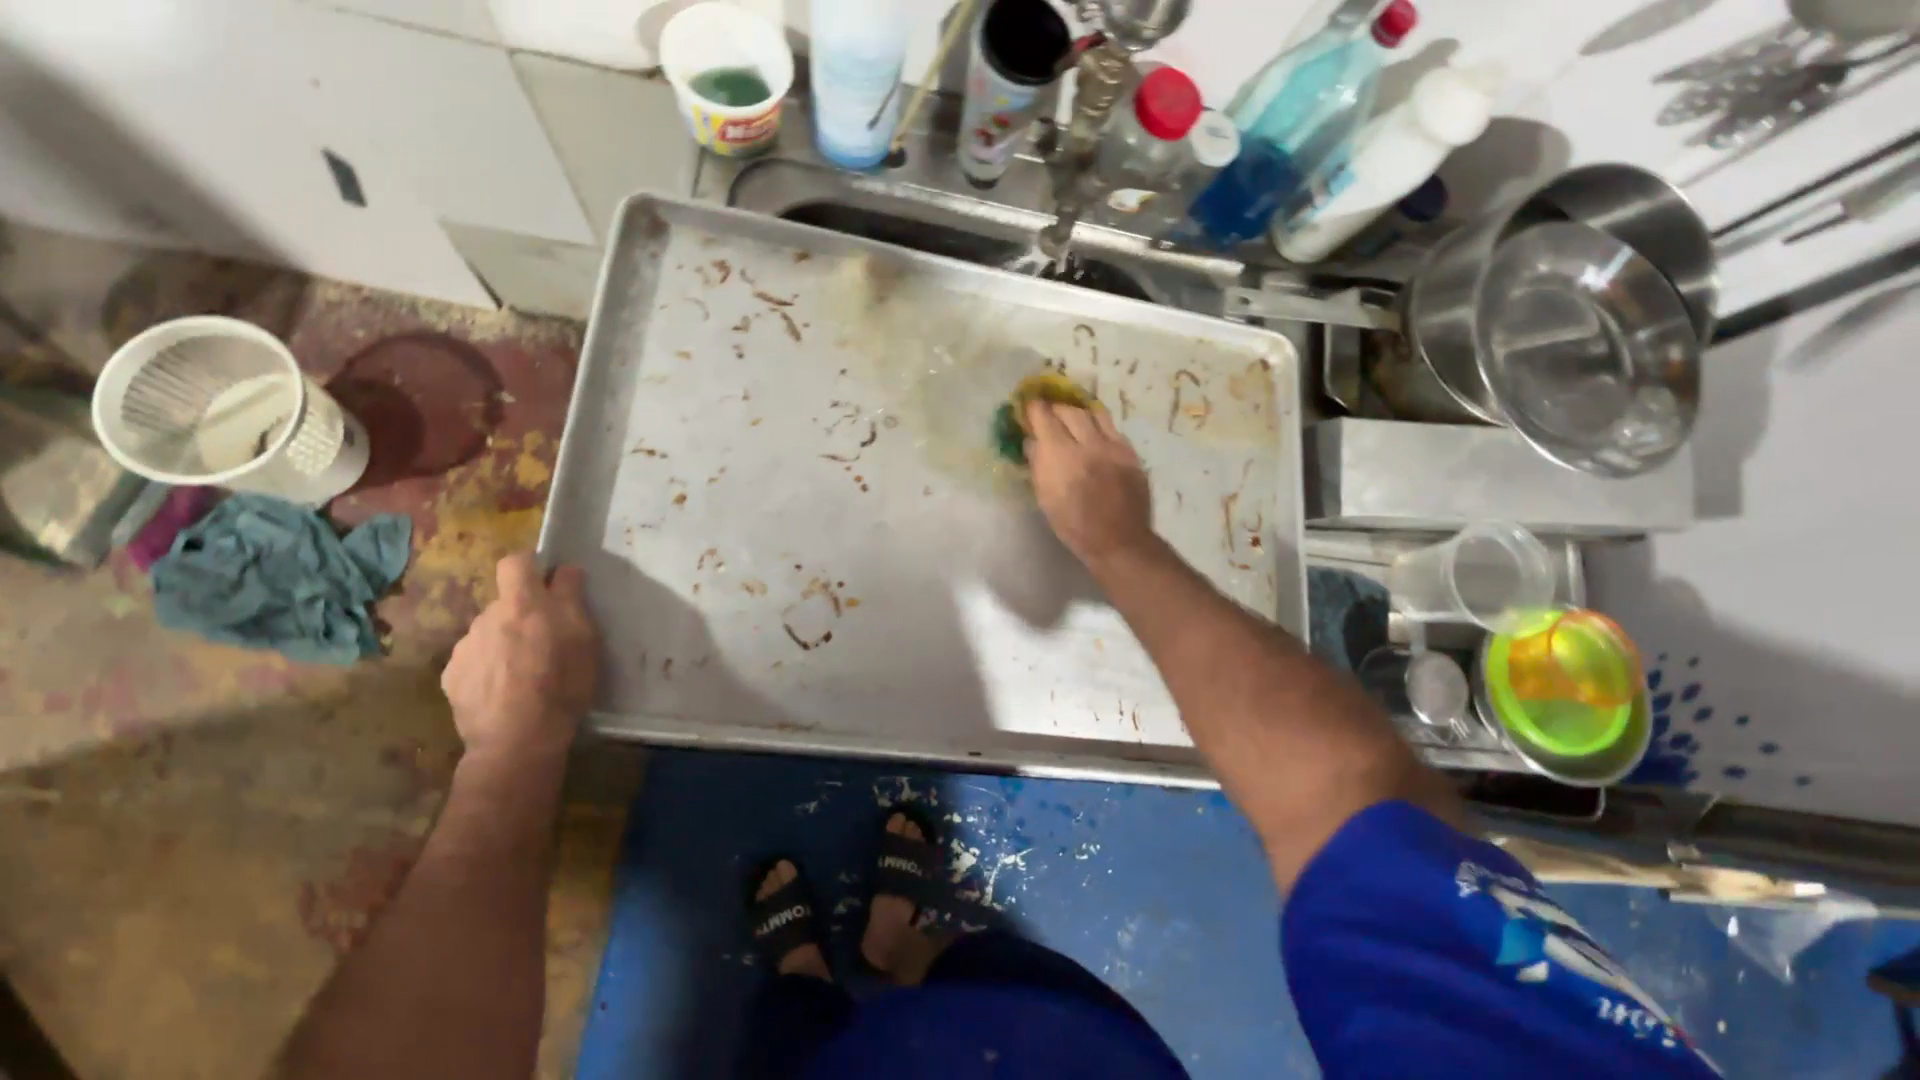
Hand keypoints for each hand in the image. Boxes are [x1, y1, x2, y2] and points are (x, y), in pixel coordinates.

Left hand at [441, 553, 599, 762]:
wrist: (516, 741)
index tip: (546, 583)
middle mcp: (488, 617)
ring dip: (504, 643)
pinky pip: (474, 661)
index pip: (517, 562)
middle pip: (505, 603)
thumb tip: (564, 571)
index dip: (531, 566)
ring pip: (489, 633)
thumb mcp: (583, 639)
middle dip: (523, 615)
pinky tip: (502, 692)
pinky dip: (487, 670)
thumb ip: (571, 599)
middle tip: (543, 642)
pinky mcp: (452, 675)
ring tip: (522, 674)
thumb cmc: (561, 686)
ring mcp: (466, 646)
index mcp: (523, 604)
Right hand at [1023, 399, 1154, 569]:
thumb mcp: (1045, 498)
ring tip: (1073, 416)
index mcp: (1061, 456)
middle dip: (1056, 408)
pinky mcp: (1130, 452)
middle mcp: (1088, 443)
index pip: (1044, 417)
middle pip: (1069, 411)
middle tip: (1049, 413)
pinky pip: (1112, 428)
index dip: (1035, 408)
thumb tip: (1033, 441)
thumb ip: (1038, 464)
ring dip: (1080, 411)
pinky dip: (1099, 426)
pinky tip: (1095, 434)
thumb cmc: (1074, 525)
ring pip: (1094, 412)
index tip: (1030, 406)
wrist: (1119, 540)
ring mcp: (1113, 445)